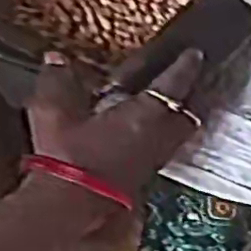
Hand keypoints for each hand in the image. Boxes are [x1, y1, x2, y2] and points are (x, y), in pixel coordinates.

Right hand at [25, 49, 202, 206]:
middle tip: (188, 78)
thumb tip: (59, 58)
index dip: (185, 67)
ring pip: (185, 125)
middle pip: (190, 108)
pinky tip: (156, 122)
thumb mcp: (53, 110)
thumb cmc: (70, 152)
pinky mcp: (156, 163)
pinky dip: (172, 125)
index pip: (173, 84)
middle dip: (191, 92)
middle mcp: (163, 132)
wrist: (80, 197)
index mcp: (145, 114)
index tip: (196, 54)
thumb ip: (59, 81)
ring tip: (174, 97)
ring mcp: (162, 150)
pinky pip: (174, 138)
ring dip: (183, 110)